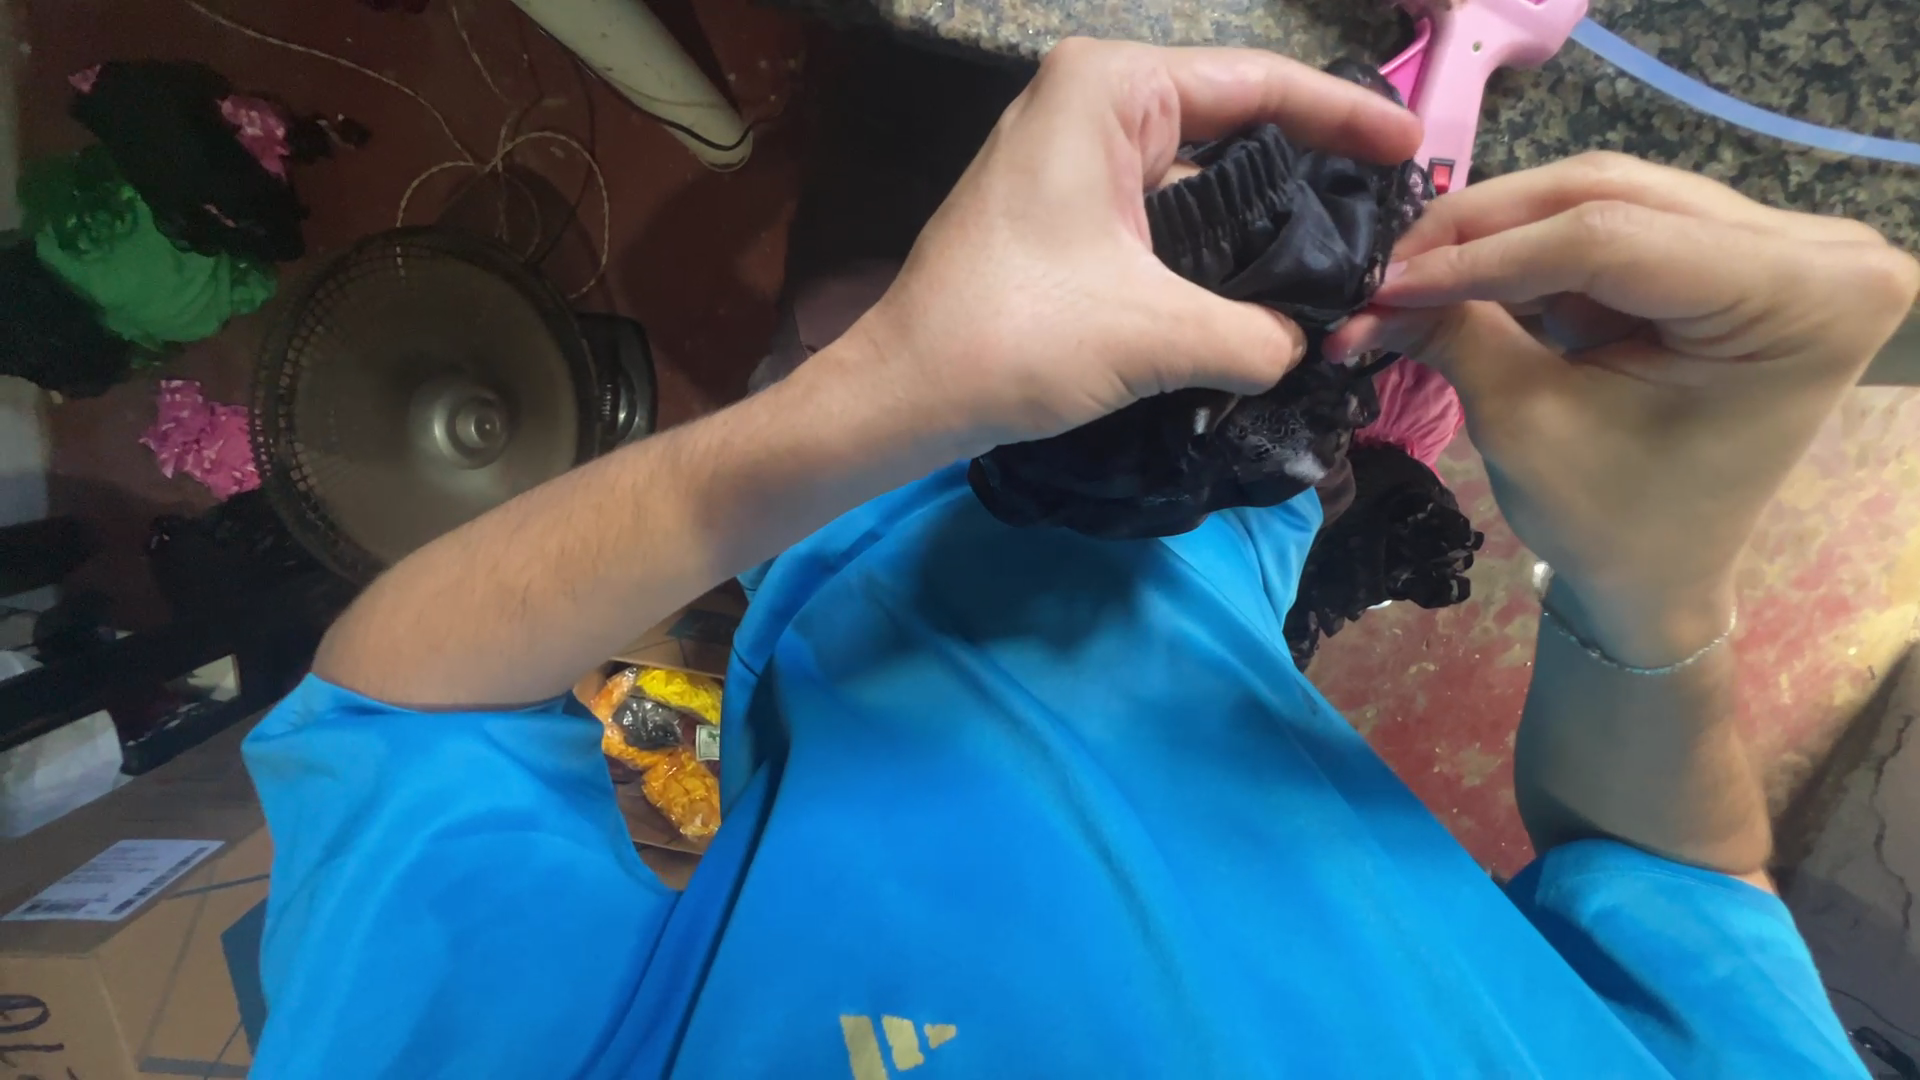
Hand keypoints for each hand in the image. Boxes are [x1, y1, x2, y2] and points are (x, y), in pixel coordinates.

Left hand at [834, 38, 1421, 453]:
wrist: (906, 396)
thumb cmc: (1016, 340)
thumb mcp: (1154, 333)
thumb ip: (1254, 335)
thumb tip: (1304, 346)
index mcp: (1110, 93)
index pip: (1257, 86)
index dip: (1345, 118)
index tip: (1413, 155)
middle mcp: (1086, 113)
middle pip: (1225, 137)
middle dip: (1298, 188)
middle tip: (1371, 239)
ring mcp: (1065, 171)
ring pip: (1187, 194)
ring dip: (1246, 239)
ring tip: (1321, 280)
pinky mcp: (1055, 226)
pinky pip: (1150, 231)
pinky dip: (1196, 265)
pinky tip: (1242, 302)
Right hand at [1328, 153, 1918, 664]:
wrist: (1652, 566)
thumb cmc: (1607, 518)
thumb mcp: (1522, 424)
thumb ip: (1454, 337)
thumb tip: (1366, 297)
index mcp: (1799, 296)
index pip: (1608, 238)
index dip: (1477, 256)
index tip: (1379, 284)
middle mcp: (1808, 246)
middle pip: (1607, 193)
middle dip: (1476, 230)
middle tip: (1384, 270)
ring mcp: (1764, 245)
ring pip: (1597, 196)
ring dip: (1489, 234)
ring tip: (1408, 273)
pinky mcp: (1711, 260)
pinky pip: (1598, 228)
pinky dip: (1513, 253)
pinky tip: (1454, 277)